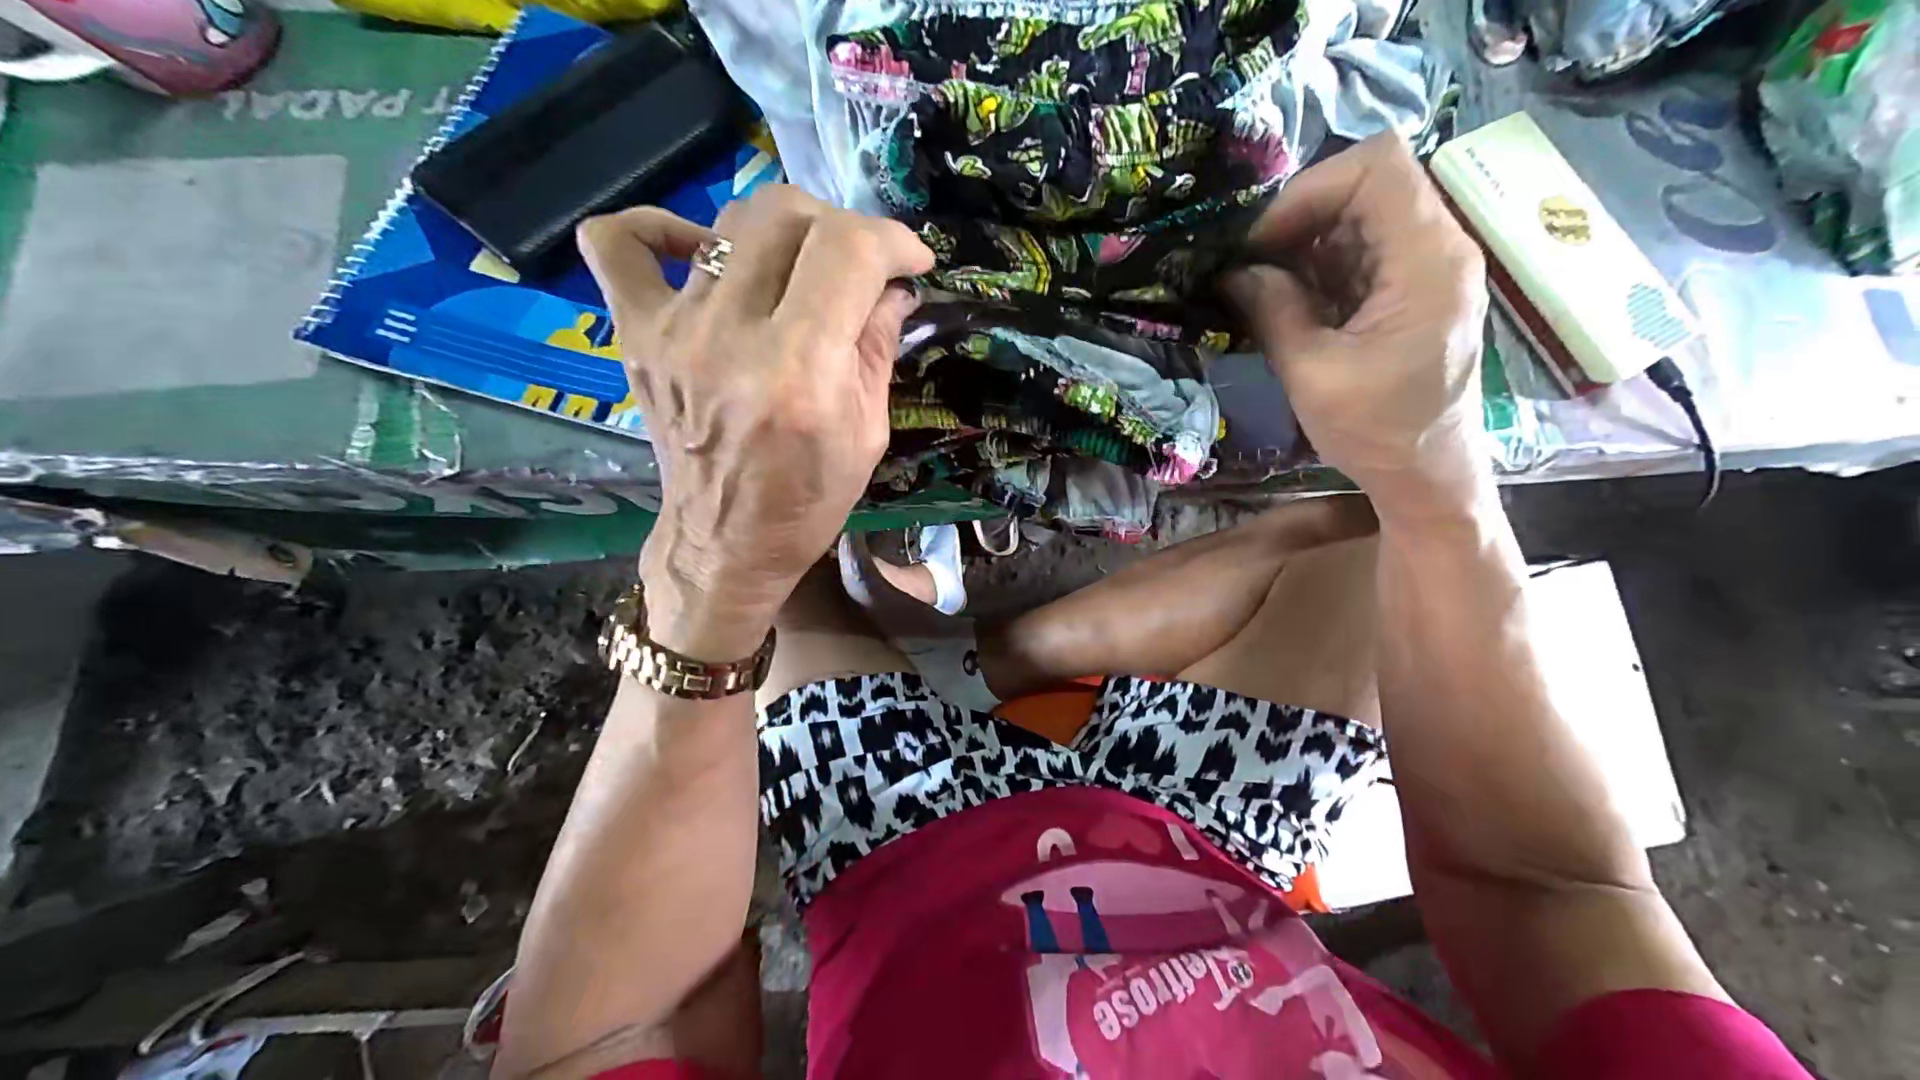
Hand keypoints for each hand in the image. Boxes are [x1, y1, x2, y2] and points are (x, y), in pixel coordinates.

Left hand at [578, 187, 933, 659]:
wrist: (725, 542)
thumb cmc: (808, 500)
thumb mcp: (867, 432)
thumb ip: (878, 347)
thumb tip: (892, 285)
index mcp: (800, 372)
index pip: (847, 250)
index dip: (892, 240)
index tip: (910, 261)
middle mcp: (731, 338)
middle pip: (786, 213)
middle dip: (840, 226)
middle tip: (856, 265)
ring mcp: (673, 331)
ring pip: (728, 221)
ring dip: (782, 229)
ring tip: (799, 267)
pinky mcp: (635, 336)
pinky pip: (618, 245)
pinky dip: (659, 228)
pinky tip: (700, 251)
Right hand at [1221, 134, 1490, 523]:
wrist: (1425, 472)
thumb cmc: (1376, 430)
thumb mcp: (1311, 373)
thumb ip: (1273, 310)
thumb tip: (1233, 272)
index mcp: (1427, 261)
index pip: (1375, 167)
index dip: (1308, 191)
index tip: (1260, 243)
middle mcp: (1438, 248)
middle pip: (1367, 185)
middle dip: (1299, 218)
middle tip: (1251, 266)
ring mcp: (1427, 268)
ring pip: (1360, 217)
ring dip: (1304, 245)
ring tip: (1263, 287)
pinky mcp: (1411, 290)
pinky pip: (1362, 252)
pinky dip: (1318, 267)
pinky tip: (1289, 302)